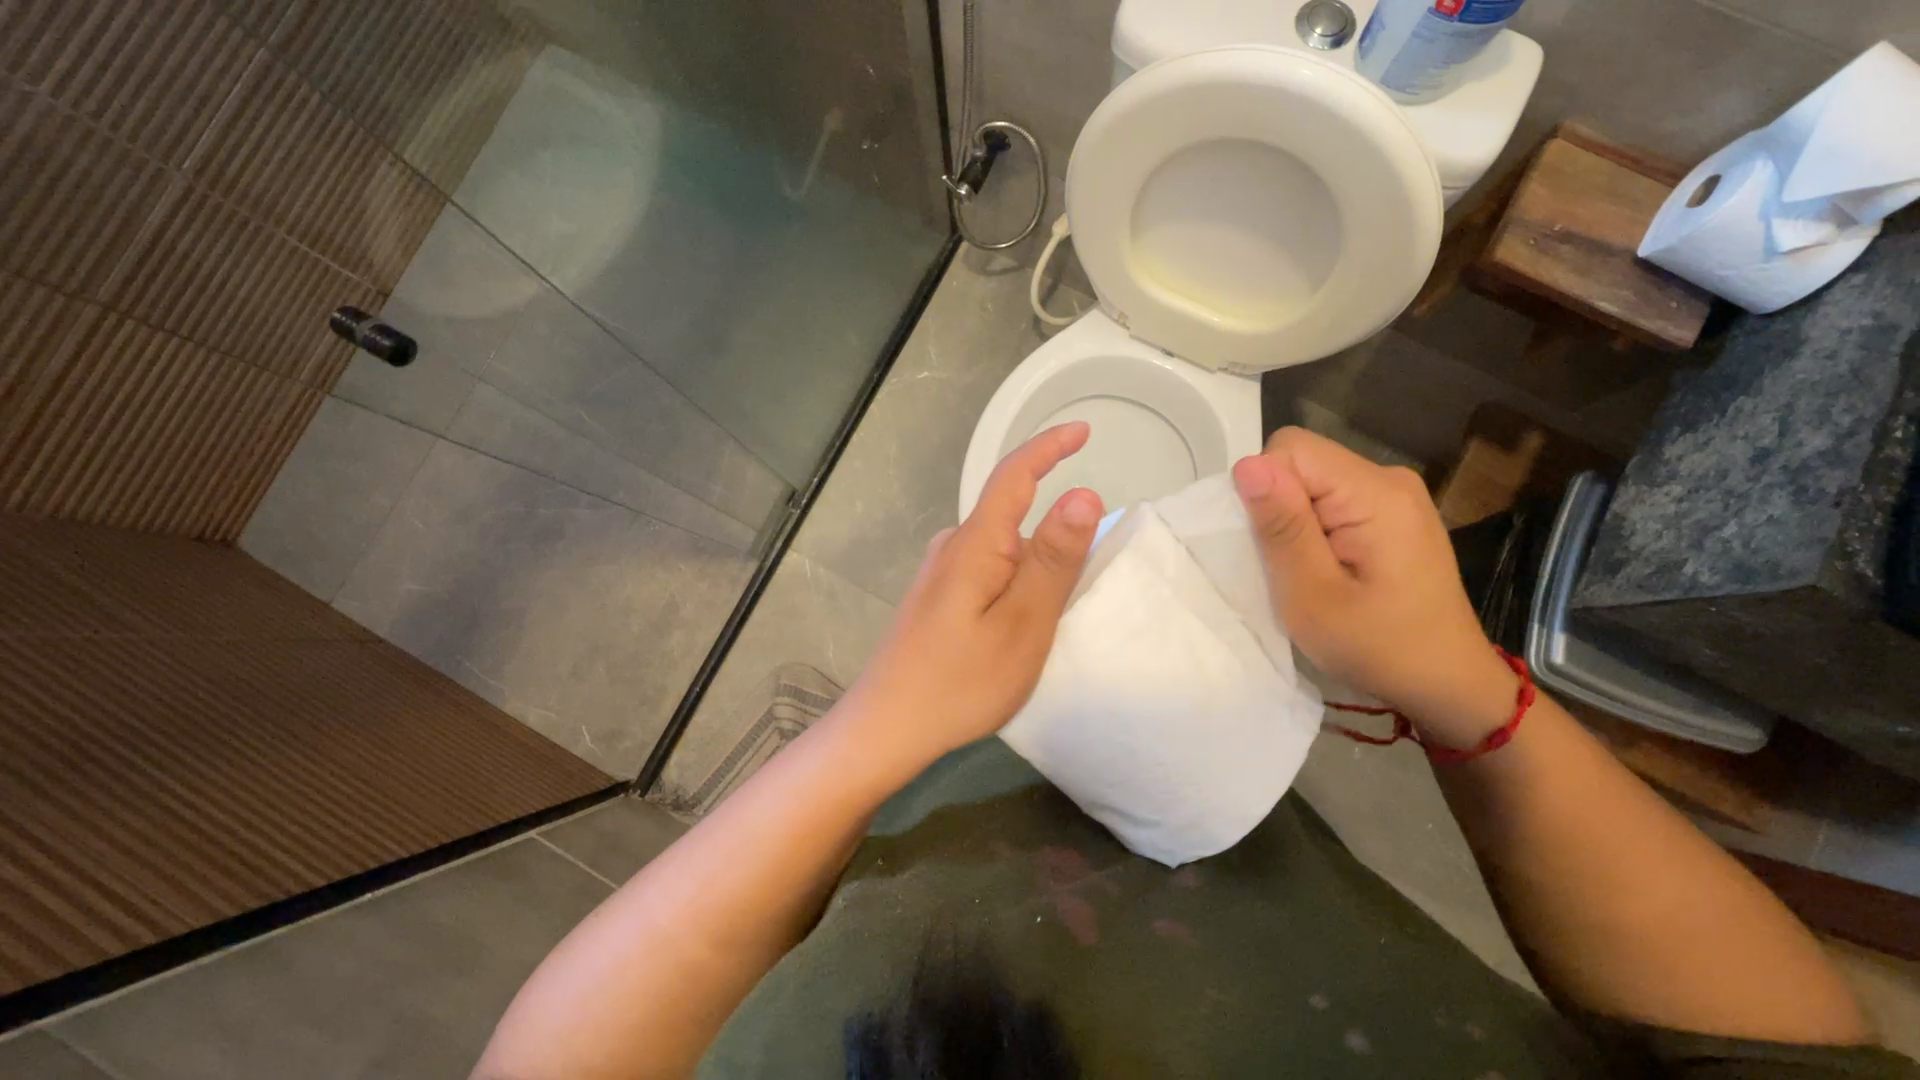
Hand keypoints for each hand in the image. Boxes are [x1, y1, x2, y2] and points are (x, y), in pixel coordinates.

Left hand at [840, 422, 1103, 769]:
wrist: (886, 727)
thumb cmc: (959, 682)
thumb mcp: (1022, 625)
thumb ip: (1053, 561)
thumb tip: (1083, 493)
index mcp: (975, 545)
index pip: (1014, 475)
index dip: (1050, 447)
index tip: (1084, 430)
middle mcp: (952, 548)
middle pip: (1013, 515)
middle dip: (1056, 532)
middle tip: (1085, 586)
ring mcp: (939, 574)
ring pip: (1002, 549)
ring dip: (1036, 566)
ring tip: (1055, 618)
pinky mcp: (936, 599)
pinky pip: (988, 571)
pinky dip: (1016, 583)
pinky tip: (1020, 626)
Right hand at [1231, 427, 1518, 747]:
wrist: (1447, 684)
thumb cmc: (1378, 647)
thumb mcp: (1313, 596)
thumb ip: (1282, 528)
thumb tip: (1247, 465)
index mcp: (1375, 492)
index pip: (1290, 449)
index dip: (1264, 491)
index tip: (1273, 547)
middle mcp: (1390, 479)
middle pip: (1303, 462)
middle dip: (1279, 509)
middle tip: (1291, 569)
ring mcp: (1397, 497)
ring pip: (1315, 483)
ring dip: (1297, 524)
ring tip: (1310, 575)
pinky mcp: (1396, 516)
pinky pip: (1335, 501)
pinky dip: (1317, 531)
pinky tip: (1330, 571)